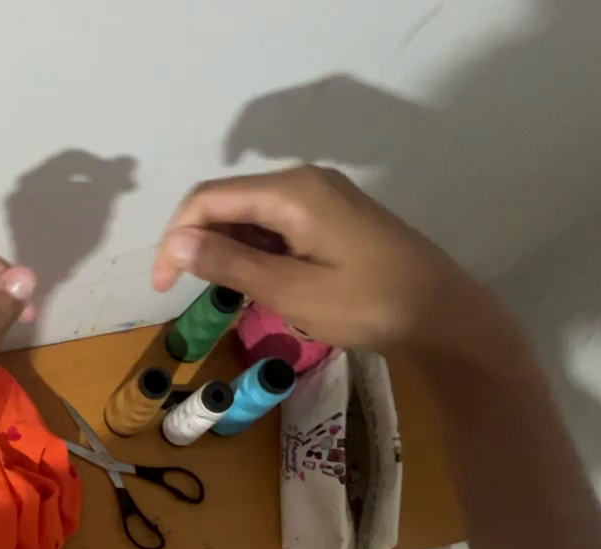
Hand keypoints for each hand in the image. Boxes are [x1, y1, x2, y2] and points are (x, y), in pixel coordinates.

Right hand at [151, 166, 519, 359]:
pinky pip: (272, 226)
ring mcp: (318, 198)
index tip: (160, 287)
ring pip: (247, 215)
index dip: (174, 239)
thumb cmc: (365, 304)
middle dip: (194, 243)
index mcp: (291, 192)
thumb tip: (173, 245)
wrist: (439, 314)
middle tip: (181, 292)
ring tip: (220, 294)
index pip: (207, 200)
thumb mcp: (289, 290)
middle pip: (225, 202)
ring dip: (222, 250)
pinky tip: (253, 284)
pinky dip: (250, 252)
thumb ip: (229, 263)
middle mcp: (302, 183)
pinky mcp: (328, 218)